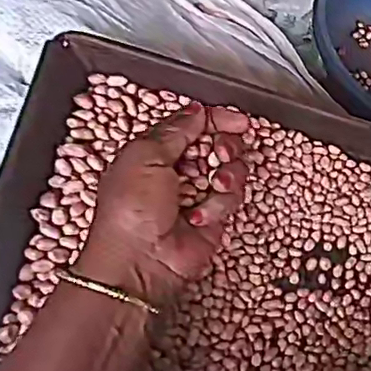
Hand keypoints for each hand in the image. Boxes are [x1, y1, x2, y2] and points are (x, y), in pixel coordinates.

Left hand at [77, 103, 249, 306]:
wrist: (141, 259)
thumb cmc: (132, 209)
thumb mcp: (144, 156)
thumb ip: (175, 130)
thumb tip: (197, 111)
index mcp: (158, 150)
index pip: (196, 126)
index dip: (217, 120)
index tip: (238, 121)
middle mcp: (182, 170)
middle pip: (220, 145)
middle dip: (226, 147)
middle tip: (221, 154)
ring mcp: (201, 193)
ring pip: (233, 171)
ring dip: (227, 176)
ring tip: (213, 187)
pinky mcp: (217, 215)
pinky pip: (233, 199)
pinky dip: (219, 205)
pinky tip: (199, 217)